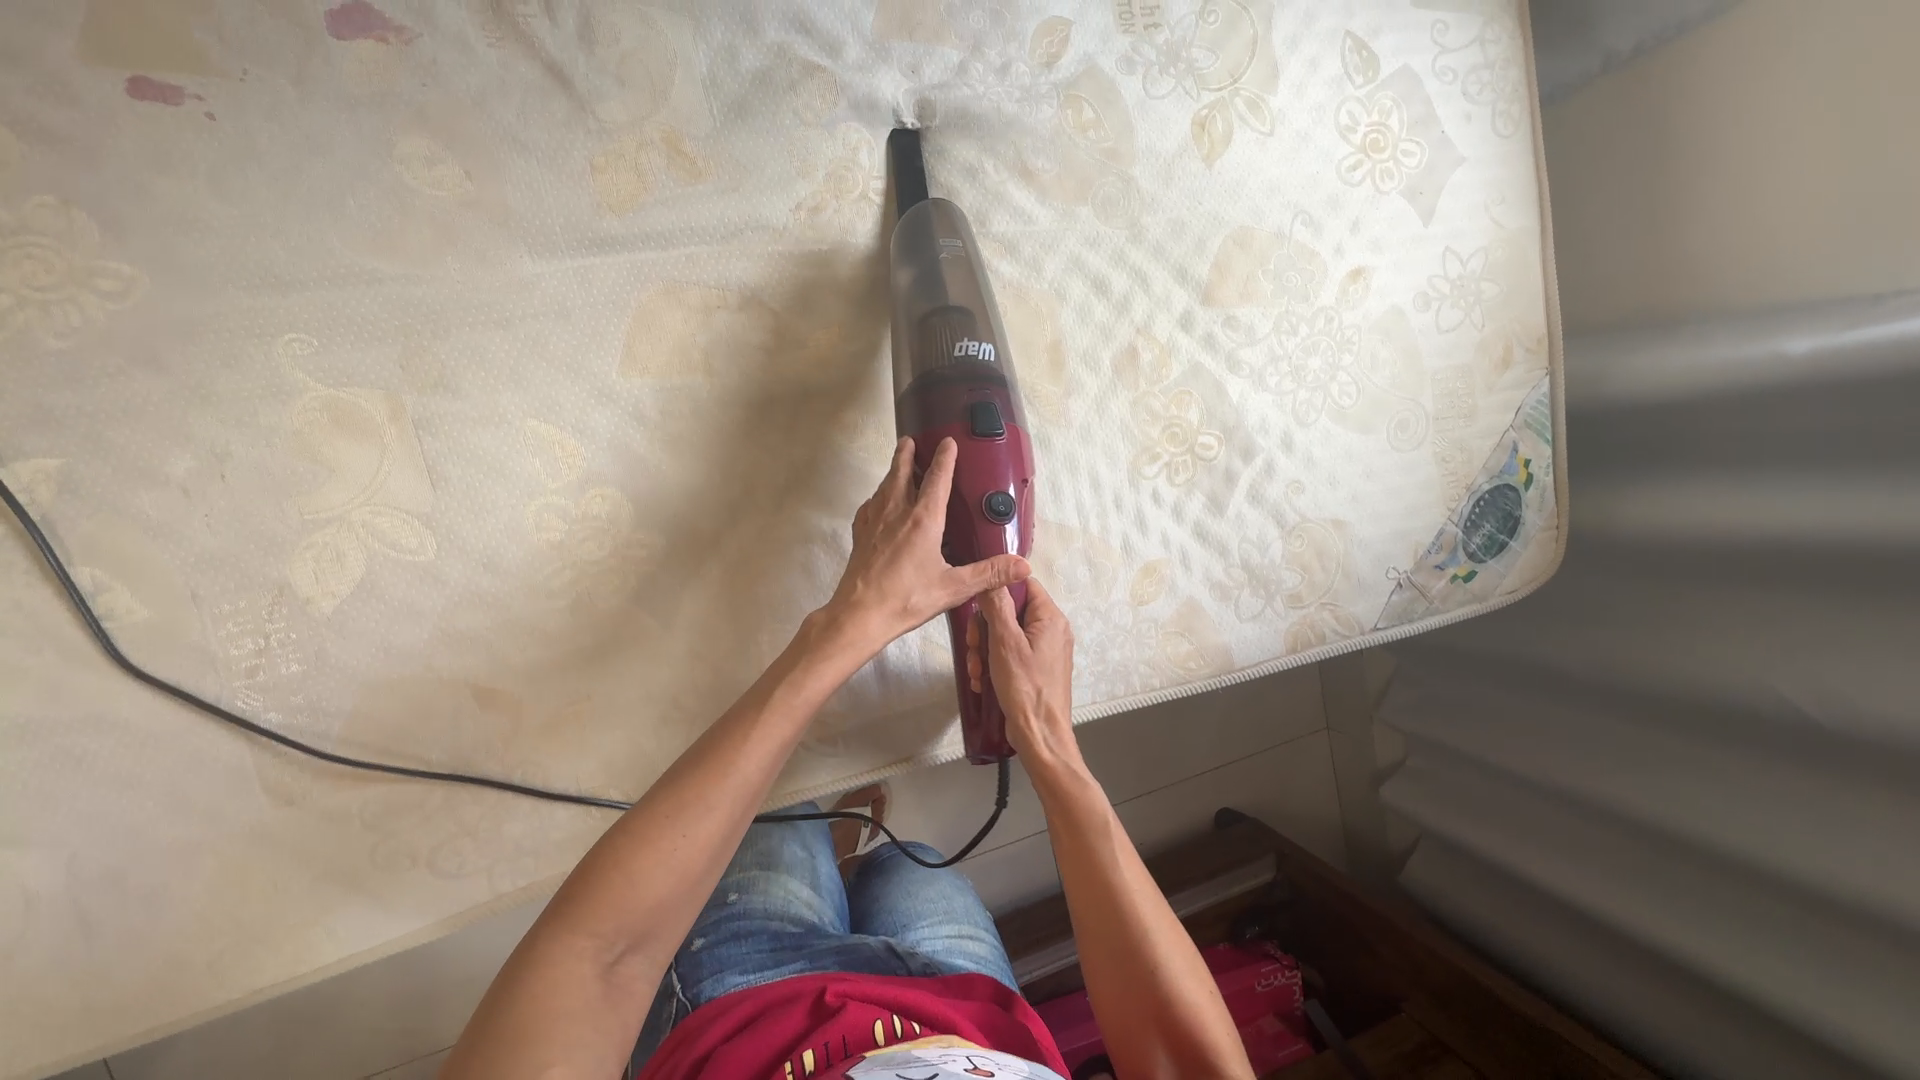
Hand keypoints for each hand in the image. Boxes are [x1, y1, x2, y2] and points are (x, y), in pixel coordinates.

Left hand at [822, 437, 1029, 653]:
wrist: (858, 615)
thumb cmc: (906, 600)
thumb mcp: (953, 588)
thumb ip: (988, 573)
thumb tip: (1022, 566)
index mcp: (922, 520)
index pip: (936, 478)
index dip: (945, 457)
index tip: (948, 442)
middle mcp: (896, 513)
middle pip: (901, 472)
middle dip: (907, 454)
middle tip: (911, 440)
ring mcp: (874, 522)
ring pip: (884, 486)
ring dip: (893, 472)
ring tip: (899, 465)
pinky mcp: (860, 536)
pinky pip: (870, 506)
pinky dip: (878, 496)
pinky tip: (880, 504)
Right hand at [969, 579, 1078, 770]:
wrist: (1039, 735)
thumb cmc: (1024, 686)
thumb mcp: (1005, 642)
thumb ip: (996, 606)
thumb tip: (992, 577)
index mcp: (1050, 617)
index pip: (1023, 584)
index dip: (998, 592)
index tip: (977, 607)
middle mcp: (1051, 630)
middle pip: (1010, 612)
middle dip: (985, 630)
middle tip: (973, 647)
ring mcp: (1044, 651)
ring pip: (1006, 636)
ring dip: (985, 651)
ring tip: (977, 671)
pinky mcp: (1035, 670)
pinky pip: (1010, 656)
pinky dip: (994, 666)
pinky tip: (983, 681)